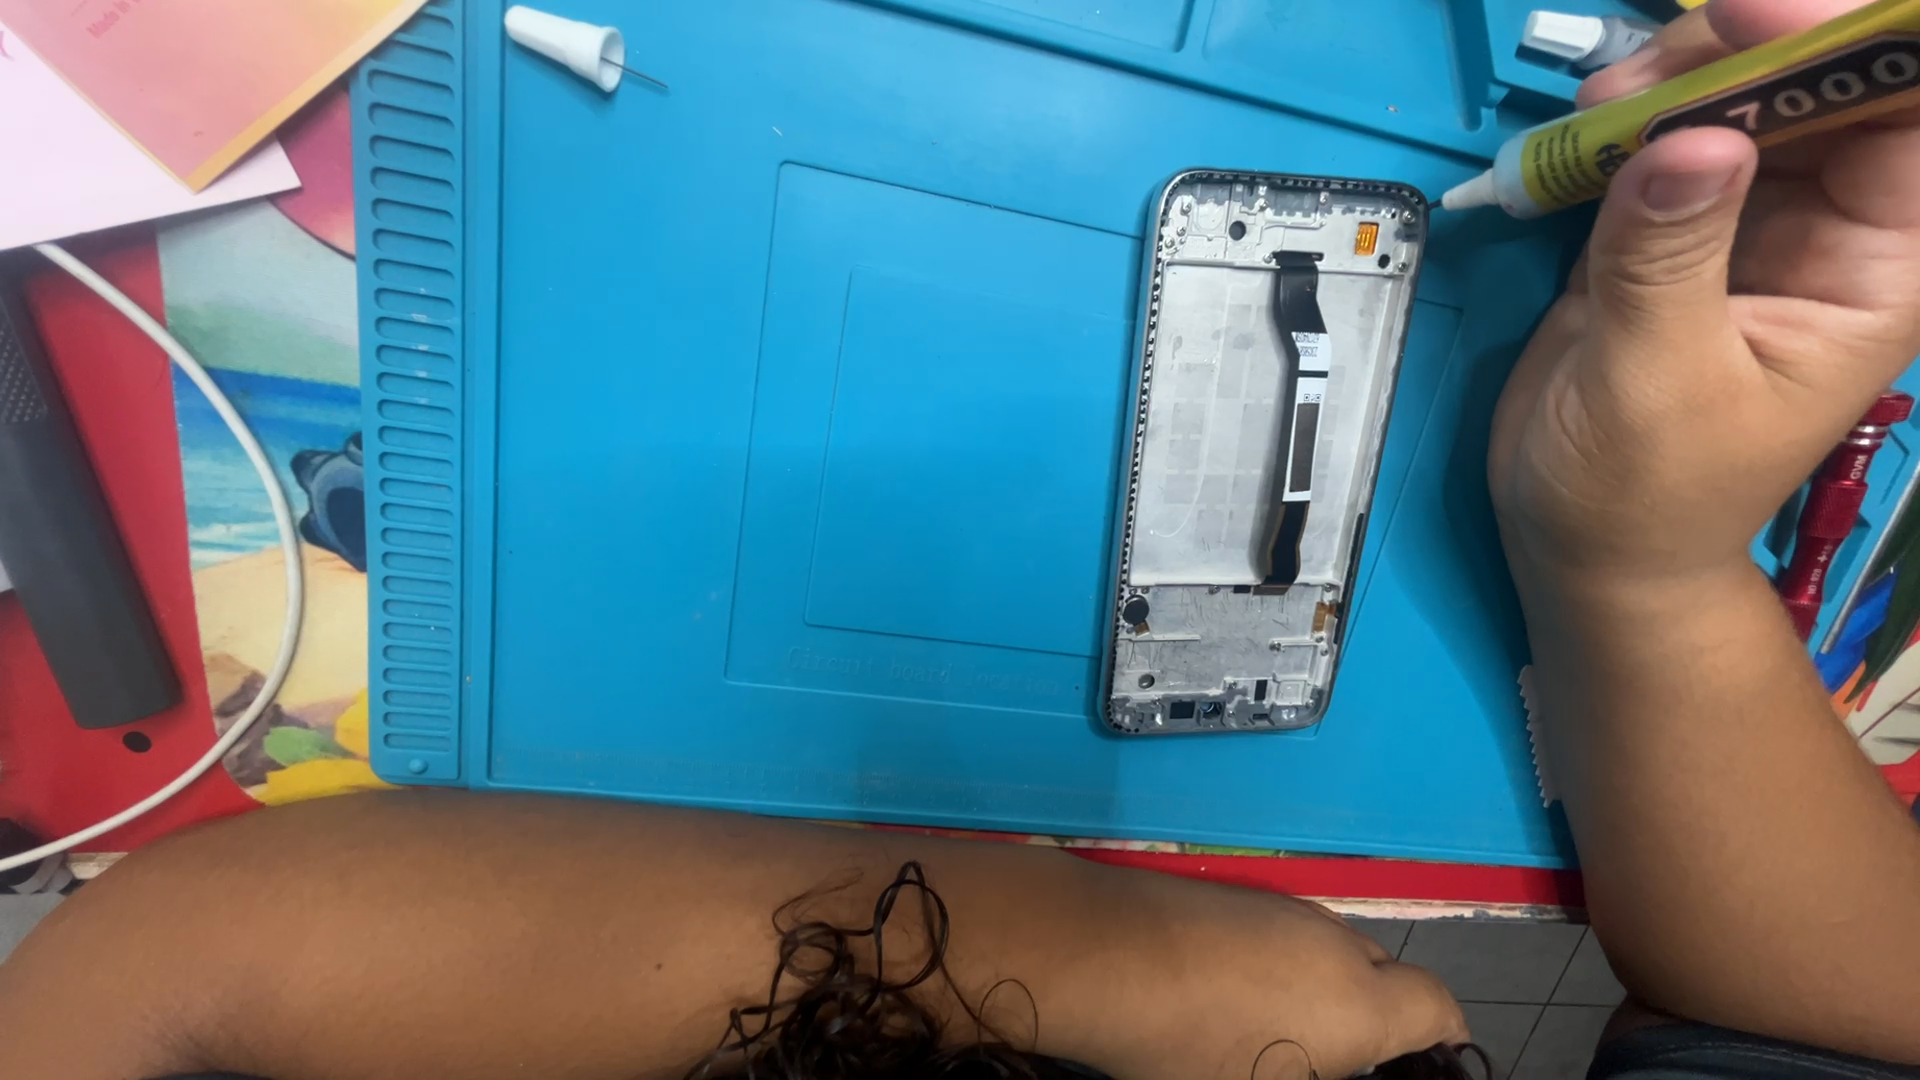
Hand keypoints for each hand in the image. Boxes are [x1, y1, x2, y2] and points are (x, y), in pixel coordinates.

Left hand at [1077, 874, 1465, 1079]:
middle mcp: (1327, 940)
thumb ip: (1312, 1066)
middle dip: (1375, 1009)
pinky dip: (1276, 953)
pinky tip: (1226, 981)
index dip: (1441, 1036)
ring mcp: (1274, 905)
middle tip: (1334, 1052)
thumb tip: (1314, 1044)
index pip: (1436, 1006)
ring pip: (1326, 942)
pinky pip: (1278, 924)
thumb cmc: (1189, 1046)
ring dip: (1321, 978)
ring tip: (1274, 1020)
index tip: (1424, 1063)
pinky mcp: (1229, 890)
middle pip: (1381, 969)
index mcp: (1358, 1002)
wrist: (1104, 951)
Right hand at [1487, 0, 1919, 590]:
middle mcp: (1821, 231)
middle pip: (1823, 90)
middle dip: (1741, 55)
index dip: (1847, 40)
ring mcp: (1730, 237)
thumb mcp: (1653, 381)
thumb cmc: (1638, 485)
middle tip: (1631, 74)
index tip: (1743, 12)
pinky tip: (1572, 145)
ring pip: (1731, 117)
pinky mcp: (1652, 251)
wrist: (1581, 538)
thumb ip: (1665, 265)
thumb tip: (1689, 141)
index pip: (1912, 108)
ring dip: (1668, 91)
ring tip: (1592, 106)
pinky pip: (1650, 168)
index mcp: (1876, 263)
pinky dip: (1610, 145)